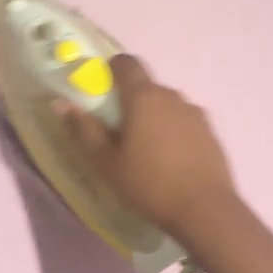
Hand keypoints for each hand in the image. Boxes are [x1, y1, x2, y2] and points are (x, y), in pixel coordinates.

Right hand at [60, 55, 238, 238]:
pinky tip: (169, 163)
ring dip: (153, 119)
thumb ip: (83, 130)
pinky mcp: (210, 132)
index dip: (112, 68)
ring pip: (166, 106)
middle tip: (118, 134)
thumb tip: (61, 103)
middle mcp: (171, 96)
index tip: (102, 88)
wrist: (204, 209)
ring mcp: (195, 113)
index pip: (126, 63)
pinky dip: (172, 134)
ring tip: (146, 153)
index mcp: (143, 98)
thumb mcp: (106, 163)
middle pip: (146, 87)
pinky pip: (184, 123)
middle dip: (130, 102)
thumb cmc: (148, 185)